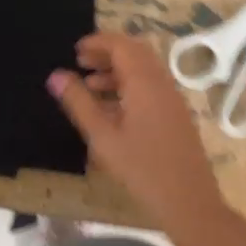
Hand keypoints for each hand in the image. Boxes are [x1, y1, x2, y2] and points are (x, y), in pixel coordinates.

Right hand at [48, 31, 240, 245]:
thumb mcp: (102, 136)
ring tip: (90, 87)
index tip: (75, 50)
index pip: (122, 46)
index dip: (98, 42)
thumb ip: (78, 102)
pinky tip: (111, 109)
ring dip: (117, 71)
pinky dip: (129, 86)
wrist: (189, 202)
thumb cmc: (141, 168)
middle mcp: (162, 85)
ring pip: (144, 71)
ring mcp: (172, 101)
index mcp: (145, 84)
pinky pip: (151, 88)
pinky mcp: (176, 117)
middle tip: (80, 63)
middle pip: (136, 54)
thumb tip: (56, 75)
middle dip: (107, 53)